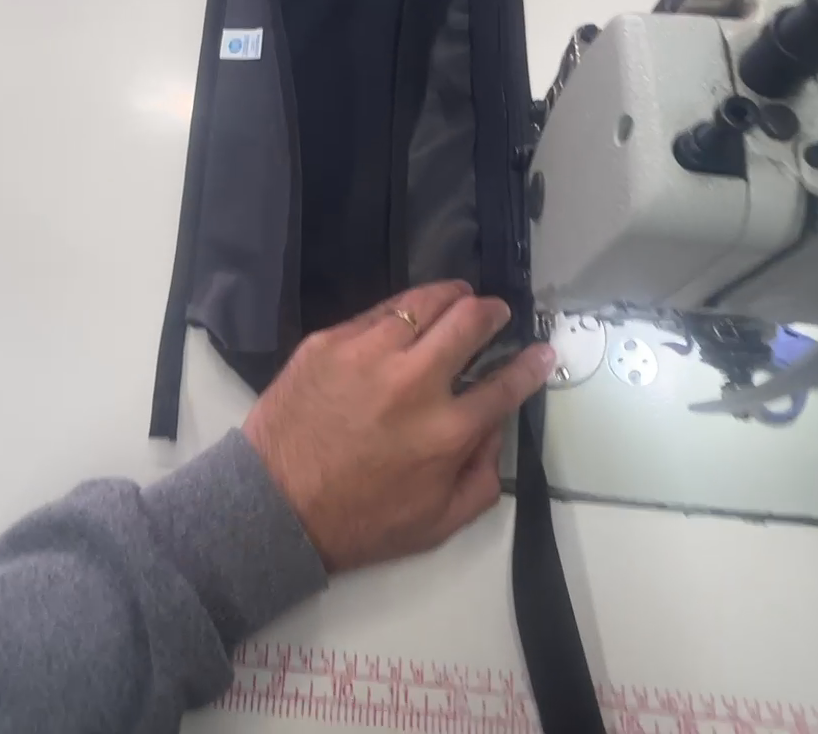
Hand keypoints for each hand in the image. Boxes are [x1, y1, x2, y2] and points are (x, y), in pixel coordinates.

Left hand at [242, 280, 555, 572]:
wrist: (276, 504)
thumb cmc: (359, 519)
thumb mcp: (439, 522)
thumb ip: (484, 476)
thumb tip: (497, 428)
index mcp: (446, 431)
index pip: (505, 384)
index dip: (531, 363)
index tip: (541, 351)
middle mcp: (413, 382)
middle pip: (468, 321)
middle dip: (491, 311)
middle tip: (495, 311)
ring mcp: (367, 354)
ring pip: (423, 301)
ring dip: (450, 295)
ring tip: (458, 296)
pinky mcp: (329, 340)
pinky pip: (377, 312)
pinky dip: (400, 311)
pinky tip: (404, 318)